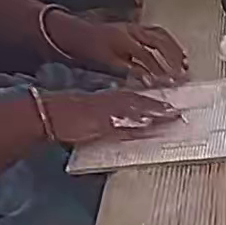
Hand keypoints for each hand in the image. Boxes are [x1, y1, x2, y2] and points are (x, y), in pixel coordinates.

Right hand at [40, 90, 179, 144]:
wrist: (47, 113)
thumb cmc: (68, 115)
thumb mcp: (92, 111)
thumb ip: (110, 115)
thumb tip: (128, 122)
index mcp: (107, 99)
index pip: (134, 99)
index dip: (153, 103)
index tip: (170, 106)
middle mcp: (109, 103)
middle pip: (139, 103)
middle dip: (159, 108)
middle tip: (178, 112)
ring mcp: (105, 113)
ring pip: (134, 111)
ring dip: (153, 113)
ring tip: (171, 115)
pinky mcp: (99, 125)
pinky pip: (121, 125)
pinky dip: (135, 126)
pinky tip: (148, 125)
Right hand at [45, 11, 188, 85]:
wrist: (67, 35)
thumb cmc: (97, 43)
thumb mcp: (122, 45)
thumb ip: (139, 53)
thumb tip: (160, 71)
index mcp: (133, 27)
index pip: (160, 34)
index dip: (175, 48)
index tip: (187, 63)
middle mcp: (129, 30)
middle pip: (158, 40)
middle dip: (173, 57)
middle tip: (183, 74)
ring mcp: (118, 40)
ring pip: (146, 52)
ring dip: (160, 68)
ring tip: (171, 81)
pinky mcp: (108, 53)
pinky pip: (129, 64)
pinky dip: (141, 73)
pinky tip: (149, 83)